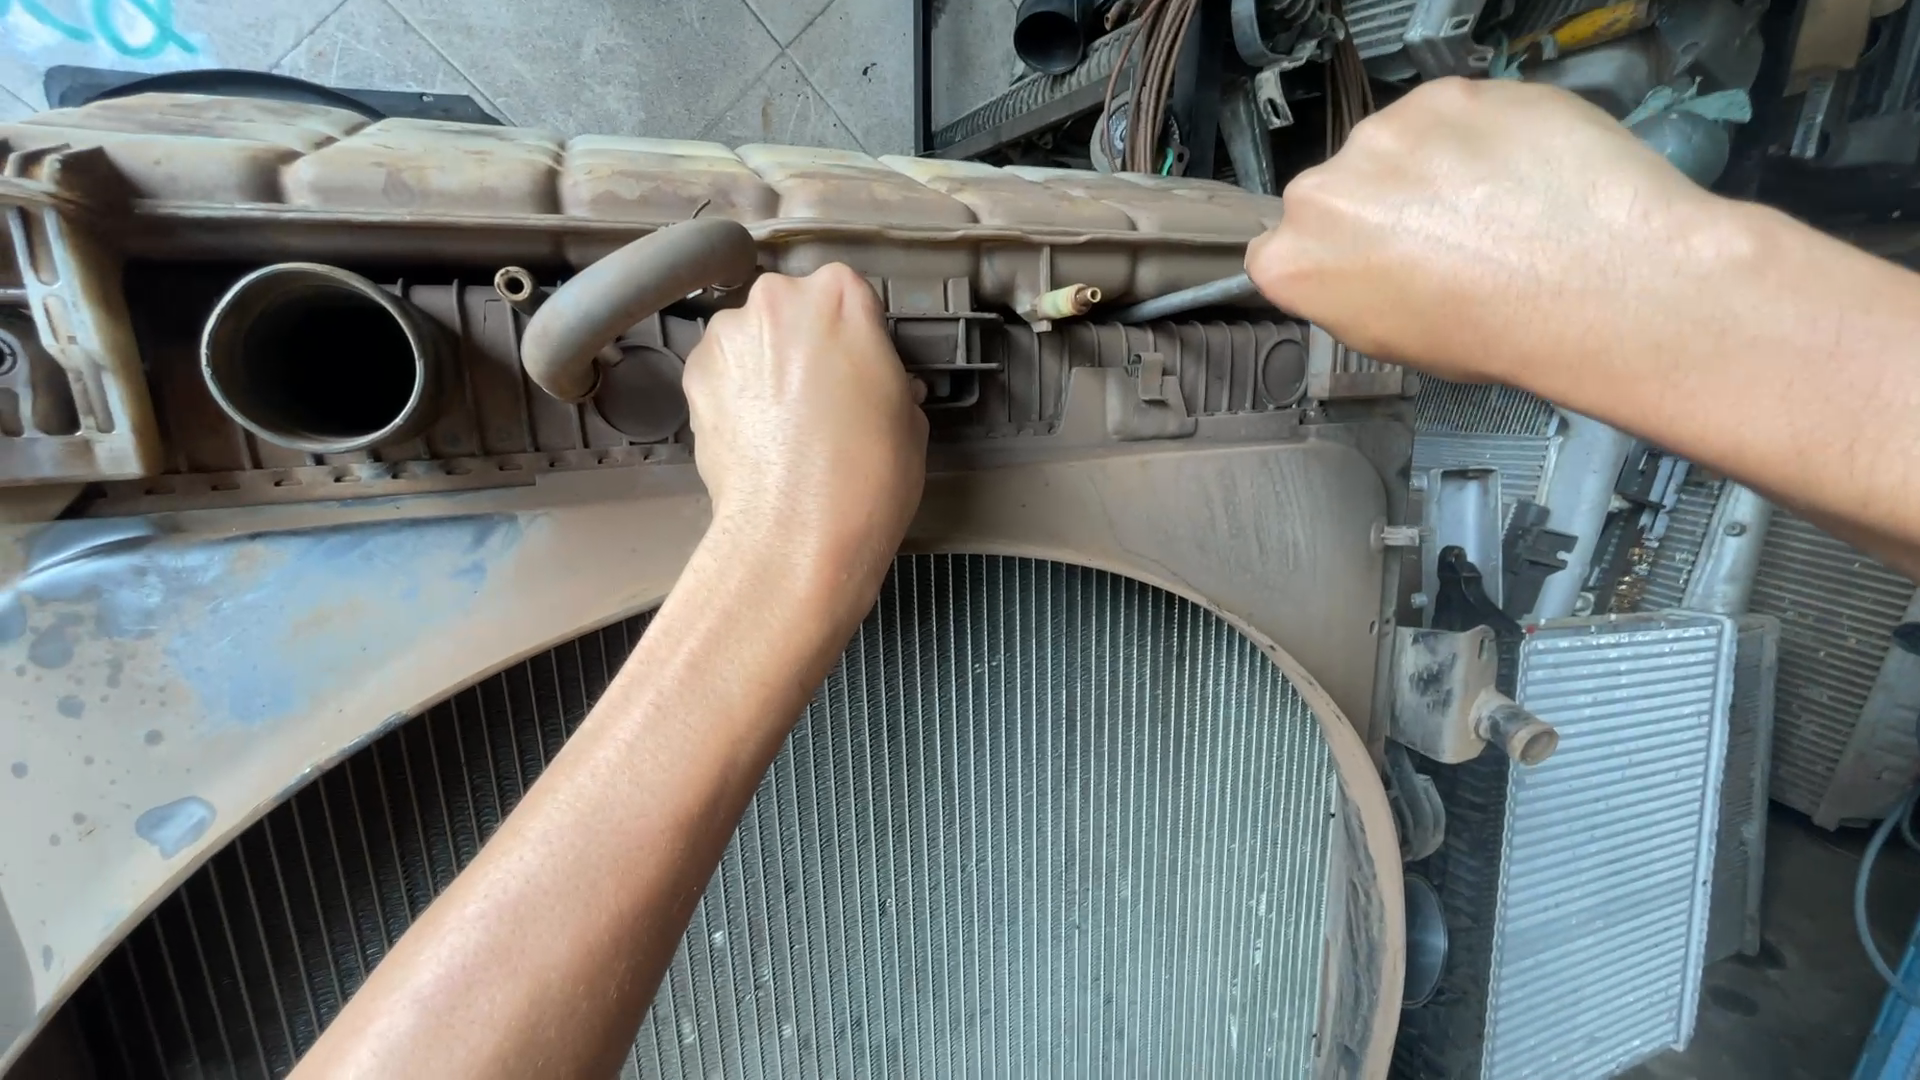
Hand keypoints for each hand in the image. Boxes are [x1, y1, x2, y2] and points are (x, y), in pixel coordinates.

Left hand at [683, 263, 926, 595]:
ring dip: (767, 365)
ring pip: (753, 338)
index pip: (850, 294)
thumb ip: (889, 380)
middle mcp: (777, 301)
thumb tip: (879, 384)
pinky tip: (759, 434)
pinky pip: (723, 371)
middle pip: (794, 308)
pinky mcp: (694, 376)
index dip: (855, 334)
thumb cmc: (866, 478)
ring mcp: (729, 337)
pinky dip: (737, 393)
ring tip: (787, 422)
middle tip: (824, 394)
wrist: (799, 533)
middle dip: (805, 343)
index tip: (858, 363)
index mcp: (841, 297)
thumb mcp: (910, 419)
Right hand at [1245, 78, 1725, 382]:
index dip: (1324, 257)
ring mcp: (1379, 135)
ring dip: (1416, 168)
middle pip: (1328, 195)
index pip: (1277, 249)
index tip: (1361, 266)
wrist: (1590, 280)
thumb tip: (1352, 260)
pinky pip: (1442, 114)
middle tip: (1427, 237)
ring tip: (1479, 202)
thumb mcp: (1379, 338)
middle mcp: (1315, 193)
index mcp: (1288, 262)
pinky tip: (1508, 168)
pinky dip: (1468, 135)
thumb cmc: (1479, 332)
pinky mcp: (1445, 92)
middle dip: (1366, 209)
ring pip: (1385, 150)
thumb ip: (1338, 288)